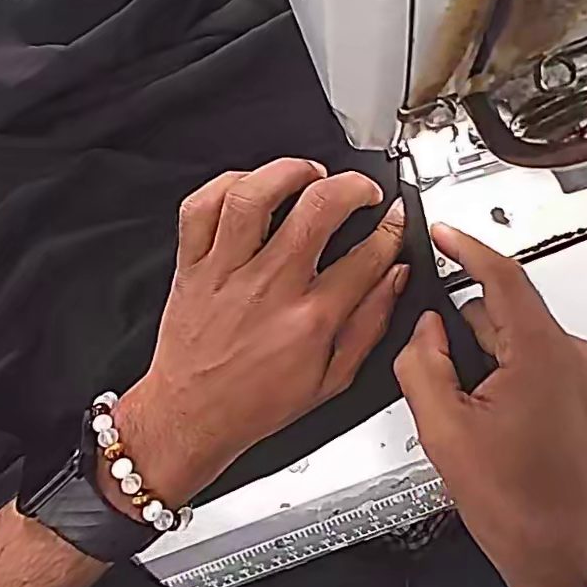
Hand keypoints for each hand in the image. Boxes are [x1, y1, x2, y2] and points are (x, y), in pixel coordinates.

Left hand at [113, 158, 409, 507]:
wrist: (192, 415)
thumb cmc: (255, 402)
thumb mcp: (332, 379)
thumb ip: (369, 324)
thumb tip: (394, 280)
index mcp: (309, 320)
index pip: (366, 256)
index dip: (391, 229)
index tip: (394, 219)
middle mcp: (268, 288)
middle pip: (317, 210)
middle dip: (353, 187)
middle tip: (362, 190)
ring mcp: (225, 272)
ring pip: (254, 197)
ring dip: (289, 172)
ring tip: (310, 174)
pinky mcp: (192, 266)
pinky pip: (200, 208)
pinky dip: (226, 185)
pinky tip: (250, 187)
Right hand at [393, 223, 586, 586]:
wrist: (571, 562)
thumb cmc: (521, 509)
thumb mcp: (445, 432)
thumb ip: (422, 364)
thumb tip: (424, 331)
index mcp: (543, 356)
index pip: (503, 277)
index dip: (467, 248)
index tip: (444, 234)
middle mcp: (575, 358)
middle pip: (504, 313)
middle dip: (464, 333)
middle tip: (437, 376)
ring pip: (519, 340)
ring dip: (486, 360)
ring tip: (471, 417)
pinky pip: (537, 362)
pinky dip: (507, 374)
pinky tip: (493, 422)